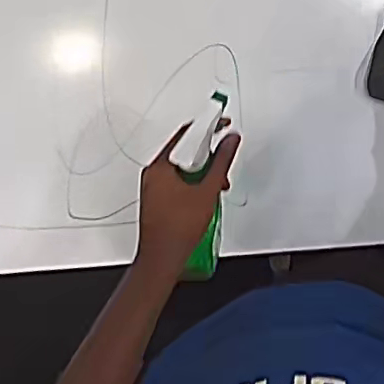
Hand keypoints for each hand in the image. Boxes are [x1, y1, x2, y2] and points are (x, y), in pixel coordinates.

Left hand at [135, 121, 239, 271]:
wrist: (163, 260)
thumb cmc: (178, 229)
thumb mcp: (208, 189)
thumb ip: (222, 161)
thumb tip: (230, 140)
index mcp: (160, 167)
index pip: (185, 135)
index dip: (207, 127)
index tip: (222, 123)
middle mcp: (153, 175)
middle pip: (184, 152)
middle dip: (207, 155)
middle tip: (223, 158)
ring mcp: (154, 188)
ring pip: (183, 168)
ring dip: (203, 172)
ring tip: (216, 185)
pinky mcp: (158, 199)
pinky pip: (178, 181)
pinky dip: (194, 183)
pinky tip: (207, 196)